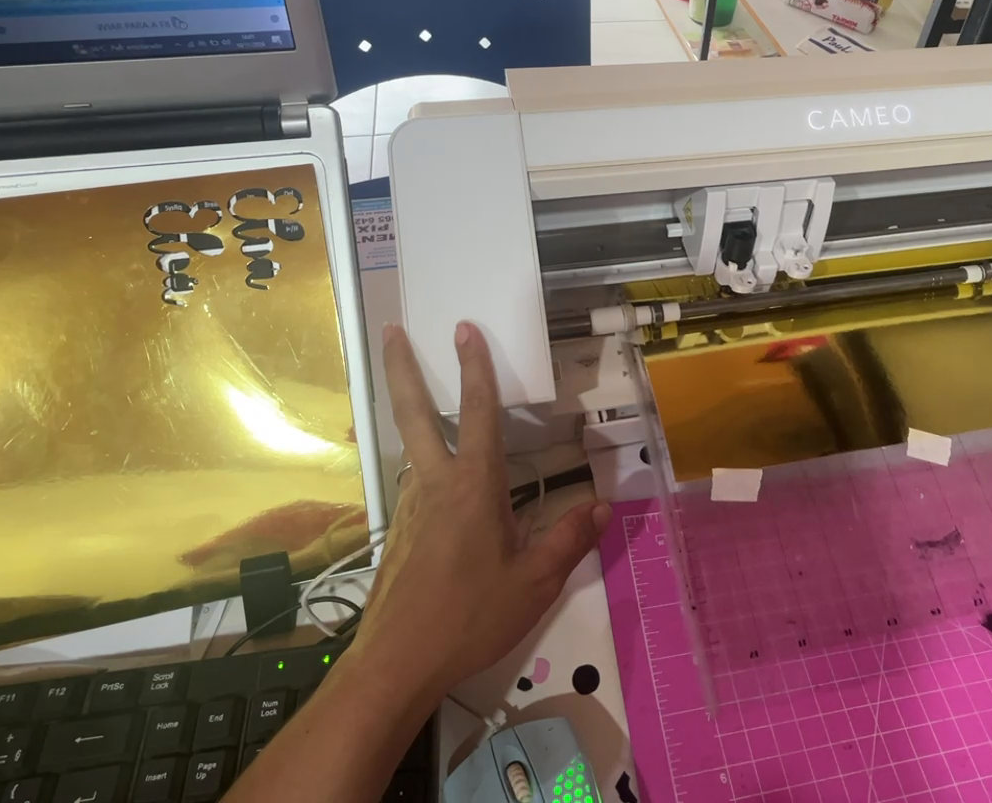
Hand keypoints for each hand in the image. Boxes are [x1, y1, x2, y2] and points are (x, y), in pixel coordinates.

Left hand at [352, 322, 608, 695]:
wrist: (397, 662)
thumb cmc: (470, 616)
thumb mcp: (535, 583)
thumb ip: (569, 539)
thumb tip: (601, 506)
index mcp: (472, 486)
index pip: (478, 413)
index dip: (475, 368)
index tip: (465, 329)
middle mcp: (436, 484)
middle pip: (414, 413)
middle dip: (402, 368)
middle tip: (390, 330)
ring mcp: (413, 506)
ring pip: (409, 444)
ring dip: (408, 406)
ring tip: (414, 384)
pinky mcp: (403, 530)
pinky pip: (415, 479)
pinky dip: (420, 455)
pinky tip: (436, 475)